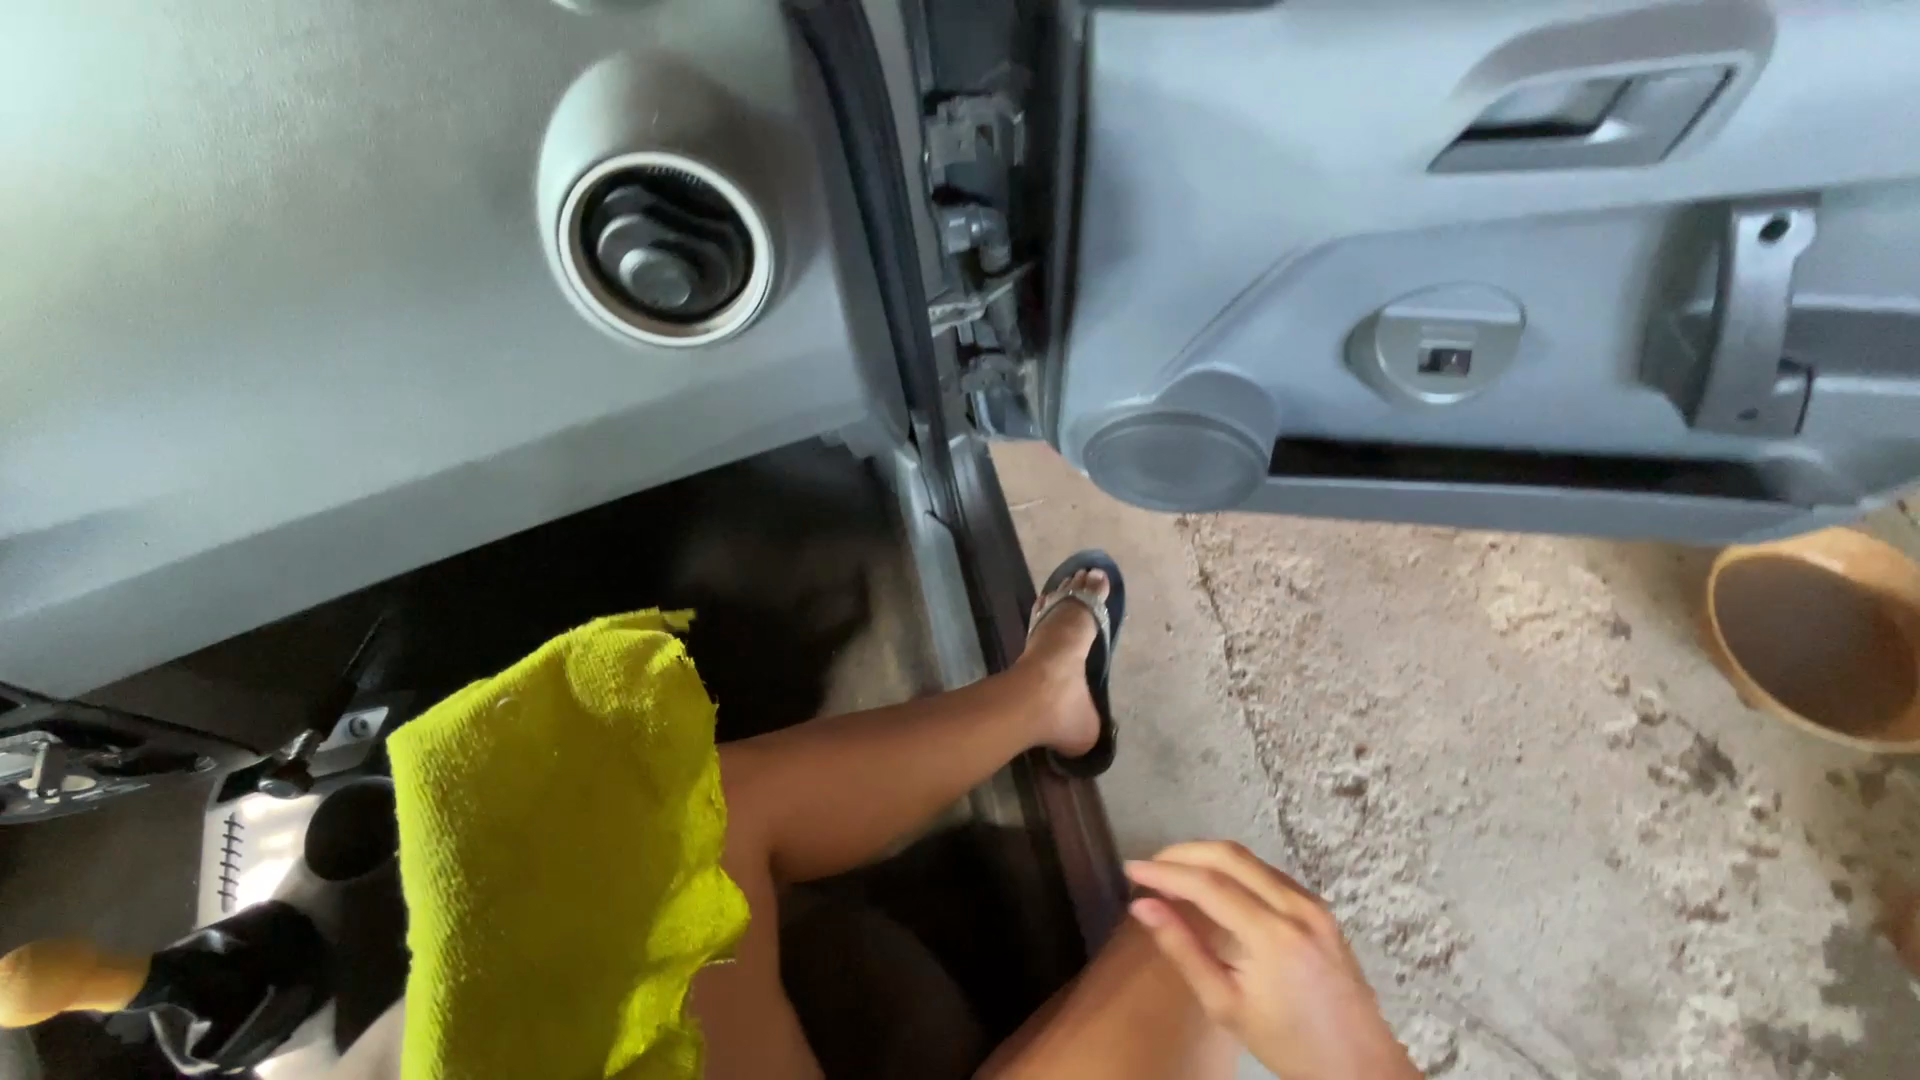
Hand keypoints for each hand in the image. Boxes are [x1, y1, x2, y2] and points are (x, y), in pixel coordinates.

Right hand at [1125, 842, 1419, 1079]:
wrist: (1361, 1066)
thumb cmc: (1289, 1044)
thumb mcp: (1226, 1005)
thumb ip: (1183, 949)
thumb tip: (1142, 906)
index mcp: (1273, 936)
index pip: (1208, 884)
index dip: (1164, 871)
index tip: (1131, 869)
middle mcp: (1296, 907)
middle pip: (1228, 855)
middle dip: (1182, 853)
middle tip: (1149, 866)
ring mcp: (1312, 903)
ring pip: (1248, 858)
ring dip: (1206, 856)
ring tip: (1172, 873)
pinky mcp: (1318, 906)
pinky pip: (1266, 871)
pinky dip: (1231, 868)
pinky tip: (1212, 885)